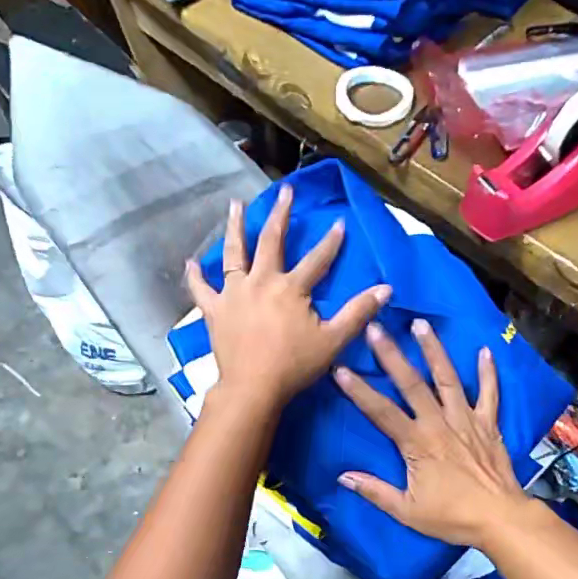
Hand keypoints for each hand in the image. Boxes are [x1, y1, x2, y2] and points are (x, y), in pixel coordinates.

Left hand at [184, 185, 389, 413]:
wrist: (253, 387)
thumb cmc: (294, 365)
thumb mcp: (333, 340)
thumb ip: (358, 312)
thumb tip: (386, 289)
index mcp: (291, 288)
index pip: (317, 259)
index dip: (331, 241)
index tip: (340, 223)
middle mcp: (261, 281)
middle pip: (271, 241)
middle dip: (281, 214)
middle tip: (285, 191)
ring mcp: (234, 294)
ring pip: (233, 254)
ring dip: (235, 228)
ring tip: (236, 205)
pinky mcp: (214, 310)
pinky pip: (202, 289)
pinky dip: (195, 276)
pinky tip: (191, 263)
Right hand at [333, 319, 536, 548]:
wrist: (500, 519)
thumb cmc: (451, 517)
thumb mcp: (407, 511)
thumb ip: (375, 491)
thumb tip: (342, 477)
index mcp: (416, 443)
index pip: (381, 412)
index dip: (359, 390)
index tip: (340, 368)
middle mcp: (439, 424)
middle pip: (412, 384)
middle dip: (392, 355)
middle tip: (377, 327)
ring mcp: (466, 420)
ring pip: (448, 379)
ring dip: (434, 350)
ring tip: (421, 324)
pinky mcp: (489, 424)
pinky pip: (489, 394)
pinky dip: (488, 373)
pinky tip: (485, 350)